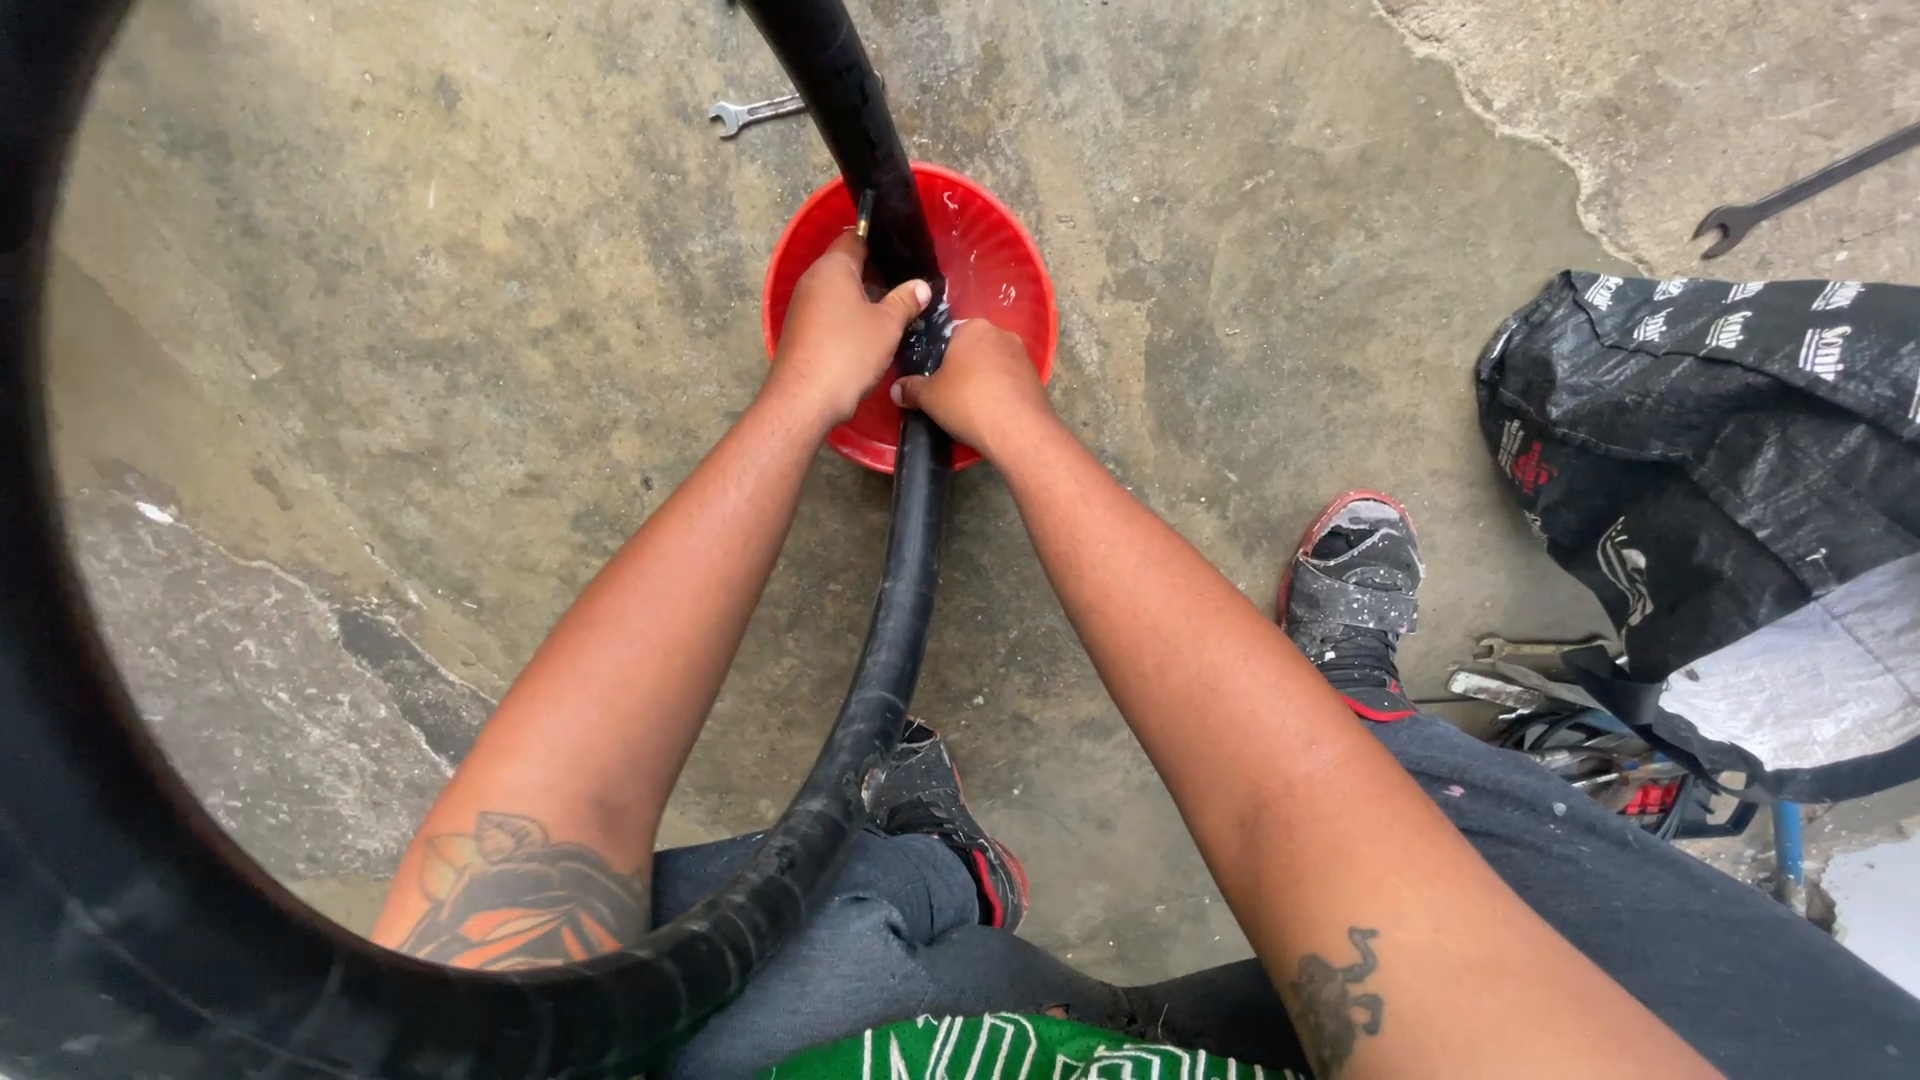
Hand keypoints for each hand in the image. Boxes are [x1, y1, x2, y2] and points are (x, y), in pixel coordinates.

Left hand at [767, 232, 931, 426]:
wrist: (804, 399)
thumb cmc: (849, 353)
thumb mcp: (887, 326)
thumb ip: (905, 301)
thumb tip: (921, 286)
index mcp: (832, 267)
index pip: (856, 237)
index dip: (881, 242)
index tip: (905, 254)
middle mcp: (812, 279)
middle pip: (847, 265)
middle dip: (876, 274)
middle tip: (908, 286)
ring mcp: (803, 306)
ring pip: (839, 292)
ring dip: (864, 298)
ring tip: (895, 310)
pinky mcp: (801, 330)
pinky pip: (830, 313)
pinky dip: (850, 317)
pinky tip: (871, 333)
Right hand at [890, 319, 1052, 458]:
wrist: (1017, 429)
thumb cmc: (967, 401)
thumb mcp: (929, 397)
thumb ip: (911, 389)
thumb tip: (896, 390)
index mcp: (973, 327)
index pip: (950, 335)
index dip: (940, 357)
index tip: (935, 378)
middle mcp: (1002, 334)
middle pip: (974, 349)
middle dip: (964, 369)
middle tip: (951, 394)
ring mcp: (1023, 356)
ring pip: (995, 366)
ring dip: (984, 382)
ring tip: (972, 408)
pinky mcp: (1037, 379)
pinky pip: (1011, 383)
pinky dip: (1001, 394)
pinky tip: (993, 414)